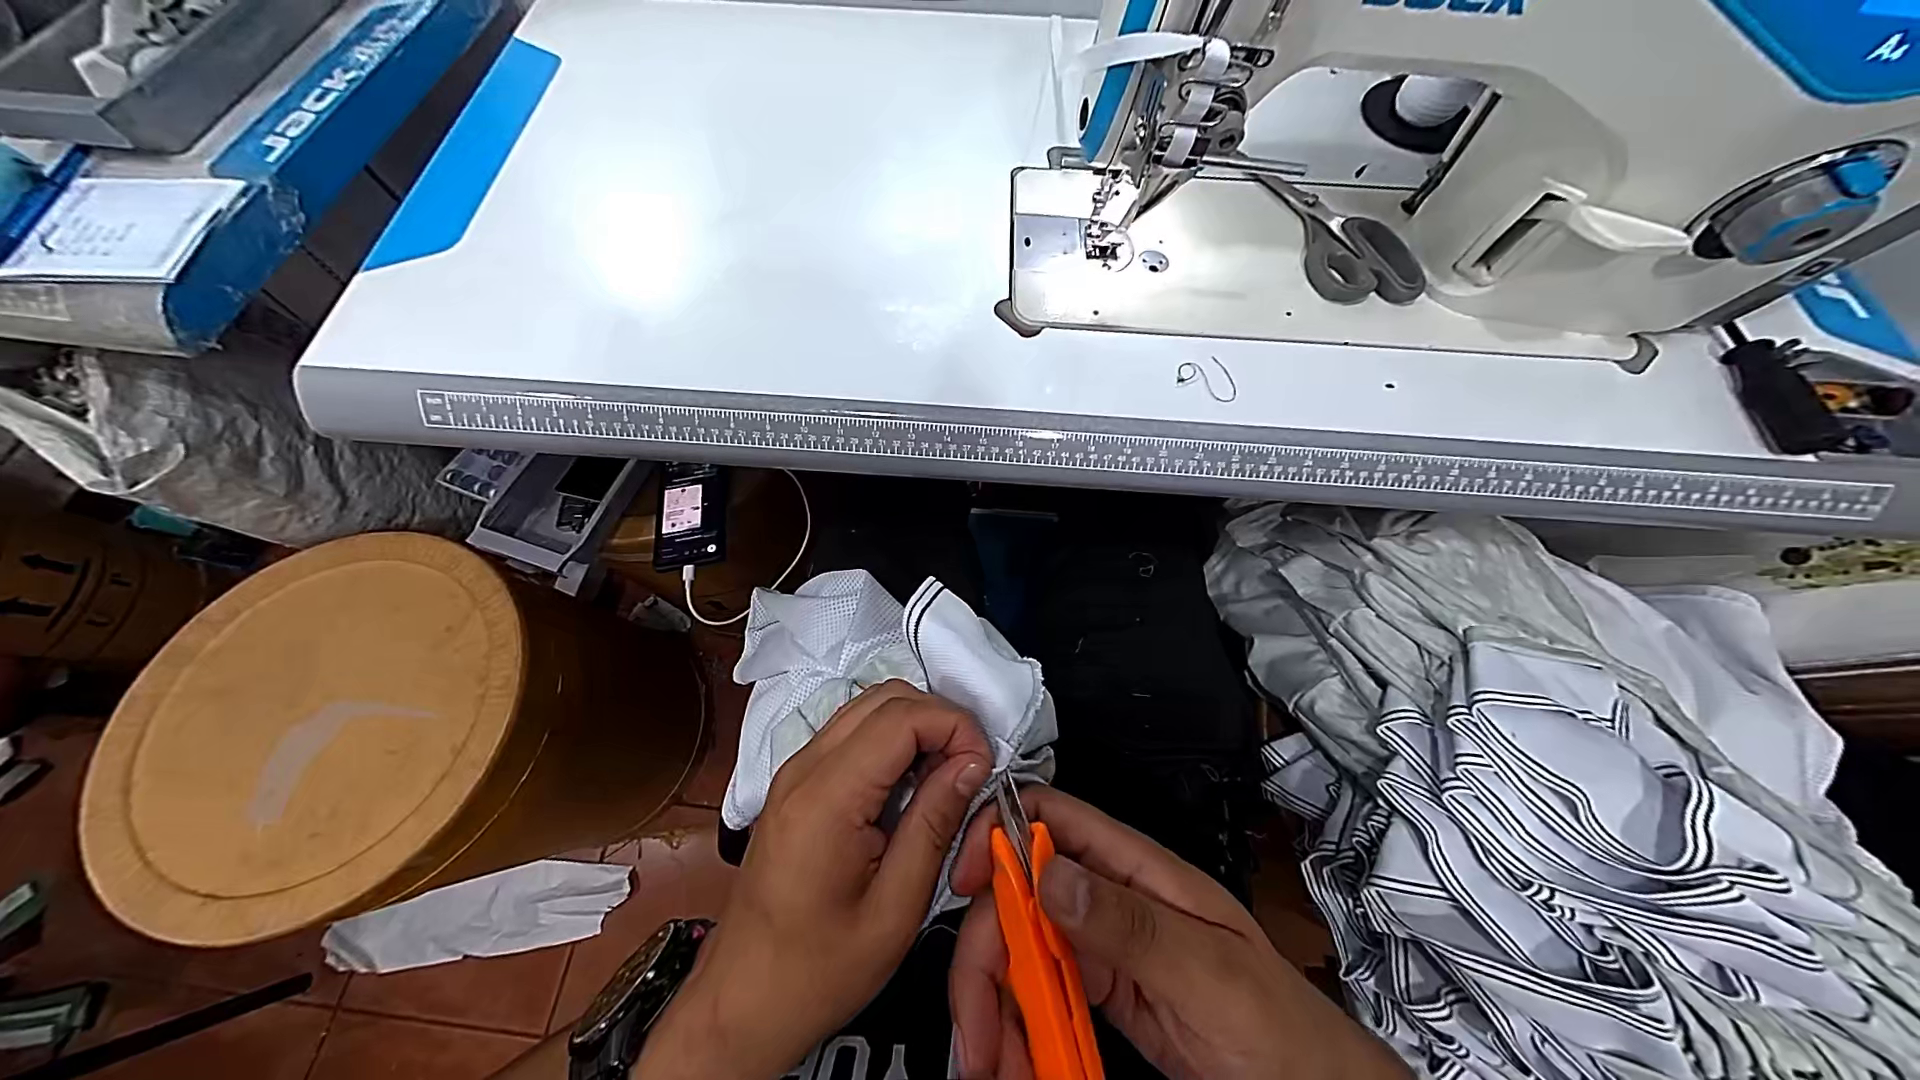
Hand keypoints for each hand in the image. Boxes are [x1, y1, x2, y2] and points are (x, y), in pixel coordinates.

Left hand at [637, 681, 992, 1079]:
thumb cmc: (820, 969)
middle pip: (886, 698)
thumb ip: (935, 823)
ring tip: (943, 779)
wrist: (744, 997)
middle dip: (940, 720)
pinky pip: (854, 731)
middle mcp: (804, 767)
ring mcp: (795, 769)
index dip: (955, 726)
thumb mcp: (897, 908)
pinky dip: (893, 740)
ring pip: (870, 706)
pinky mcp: (797, 780)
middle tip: (968, 771)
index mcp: (826, 798)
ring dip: (917, 726)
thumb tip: (972, 763)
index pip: (902, 716)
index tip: (982, 768)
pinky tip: (910, 785)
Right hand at [948, 786, 1408, 1079]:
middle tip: (976, 1029)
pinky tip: (1019, 1062)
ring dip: (996, 1004)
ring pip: (1021, 950)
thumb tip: (1049, 872)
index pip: (1051, 820)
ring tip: (995, 1064)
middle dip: (986, 954)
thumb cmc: (1284, 1029)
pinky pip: (1040, 996)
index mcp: (1137, 870)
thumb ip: (1129, 920)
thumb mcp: (1207, 970)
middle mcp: (1110, 899)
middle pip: (1019, 897)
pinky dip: (1019, 1029)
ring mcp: (1102, 946)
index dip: (999, 833)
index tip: (965, 881)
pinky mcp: (1099, 992)